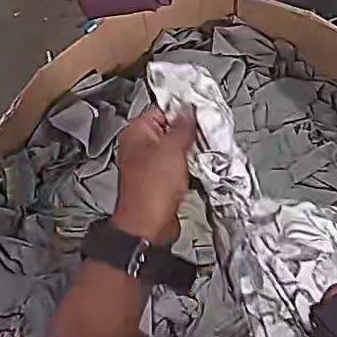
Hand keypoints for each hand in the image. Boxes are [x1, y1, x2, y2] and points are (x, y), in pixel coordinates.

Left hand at [110, 108, 195, 244]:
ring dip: (189, 153)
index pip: (162, 110)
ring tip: (196, 158)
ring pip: (176, 150)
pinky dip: (188, 168)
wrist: (149, 225)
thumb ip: (182, 126)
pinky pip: (178, 168)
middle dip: (188, 135)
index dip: (182, 113)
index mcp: (136, 133)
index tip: (198, 117)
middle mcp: (140, 148)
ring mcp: (149, 165)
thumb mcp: (173, 148)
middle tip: (200, 139)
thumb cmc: (150, 190)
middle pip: (171, 131)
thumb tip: (188, 112)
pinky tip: (193, 172)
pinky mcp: (159, 181)